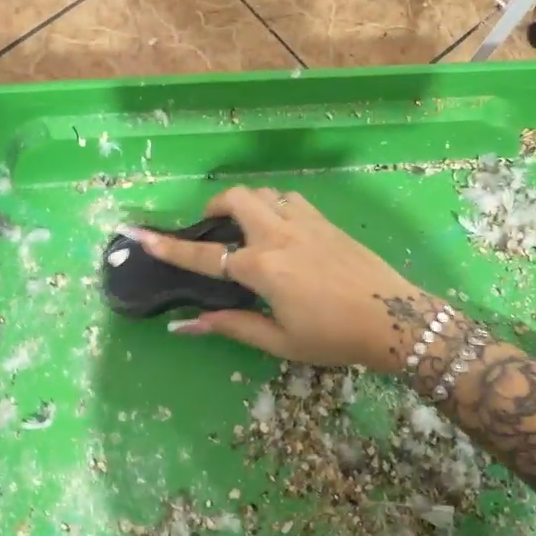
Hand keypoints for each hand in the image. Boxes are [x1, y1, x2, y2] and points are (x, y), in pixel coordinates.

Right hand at [125, 186, 428, 372]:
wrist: (396, 320)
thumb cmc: (334, 338)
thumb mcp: (279, 342)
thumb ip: (231, 326)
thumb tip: (184, 325)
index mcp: (263, 268)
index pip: (206, 254)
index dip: (169, 246)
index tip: (139, 234)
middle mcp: (280, 235)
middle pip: (236, 198)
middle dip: (214, 205)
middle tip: (211, 226)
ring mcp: (306, 223)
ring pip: (265, 193)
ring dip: (247, 204)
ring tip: (246, 229)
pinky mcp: (327, 221)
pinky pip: (291, 200)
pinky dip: (275, 205)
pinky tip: (281, 230)